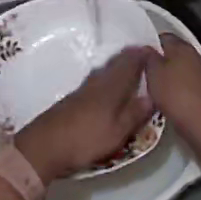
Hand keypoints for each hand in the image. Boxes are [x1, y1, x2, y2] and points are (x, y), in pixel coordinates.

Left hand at [14, 47, 155, 180]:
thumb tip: (152, 97)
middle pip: (117, 61)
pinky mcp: (73, 98)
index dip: (144, 55)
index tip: (157, 52)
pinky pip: (97, 78)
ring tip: (131, 69)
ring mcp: (83, 88)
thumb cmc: (85, 139)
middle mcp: (98, 81)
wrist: (44, 146)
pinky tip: (109, 86)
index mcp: (112, 86)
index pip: (131, 62)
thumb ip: (135, 114)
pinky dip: (108, 76)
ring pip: (106, 69)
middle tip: (146, 57)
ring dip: (119, 65)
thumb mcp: (117, 132)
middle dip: (132, 57)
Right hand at [143, 34, 200, 129]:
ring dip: (166, 73)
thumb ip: (148, 55)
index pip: (163, 36)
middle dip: (158, 59)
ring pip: (177, 66)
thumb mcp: (153, 71)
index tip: (137, 55)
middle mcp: (193, 54)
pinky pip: (183, 80)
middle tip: (142, 69)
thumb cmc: (172, 91)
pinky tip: (164, 94)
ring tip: (150, 83)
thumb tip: (146, 47)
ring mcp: (199, 71)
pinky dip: (174, 84)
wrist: (198, 119)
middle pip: (171, 52)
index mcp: (182, 46)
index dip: (149, 44)